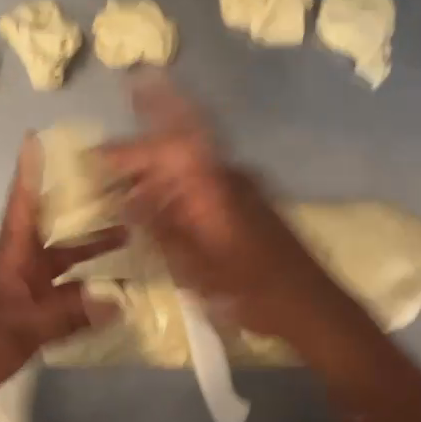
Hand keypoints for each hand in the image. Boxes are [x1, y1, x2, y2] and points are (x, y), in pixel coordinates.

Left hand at [0, 137, 123, 421]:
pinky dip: (86, 286)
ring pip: (62, 259)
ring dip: (90, 247)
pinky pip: (63, 289)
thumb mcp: (21, 328)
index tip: (34, 139)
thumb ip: (67, 315)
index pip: (21, 205)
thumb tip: (116, 301)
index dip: (28, 173)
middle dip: (79, 207)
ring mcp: (25, 287)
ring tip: (128, 234)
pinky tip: (111, 290)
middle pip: (51, 227)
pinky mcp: (30, 309)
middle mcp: (19, 264)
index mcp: (10, 257)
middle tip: (113, 187)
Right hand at [104, 76, 420, 421]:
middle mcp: (229, 175)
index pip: (175, 134)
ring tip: (126, 187)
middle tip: (108, 160)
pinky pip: (204, 183)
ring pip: (191, 167)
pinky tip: (162, 209)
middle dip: (143, 150)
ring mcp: (243, 188)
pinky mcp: (251, 205)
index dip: (148, 114)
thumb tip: (127, 199)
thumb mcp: (195, 266)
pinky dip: (178, 188)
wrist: (312, 307)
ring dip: (159, 171)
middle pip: (180, 147)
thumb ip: (160, 228)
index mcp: (213, 184)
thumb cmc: (251, 289)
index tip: (118, 116)